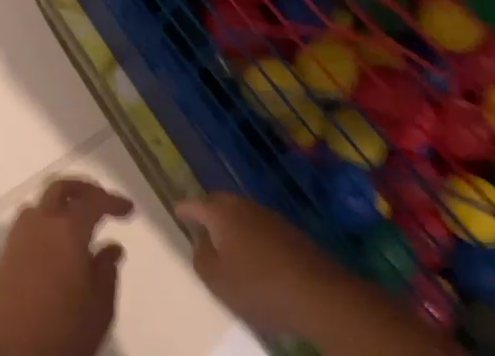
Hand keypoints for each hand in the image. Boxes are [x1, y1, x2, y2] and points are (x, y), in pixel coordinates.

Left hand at [0, 177, 133, 355]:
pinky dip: (44, 226)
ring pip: (39, 205)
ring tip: (78, 227)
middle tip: (101, 202)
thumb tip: (111, 248)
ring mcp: (17, 240)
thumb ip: (106, 271)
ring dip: (59, 207)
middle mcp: (39, 226)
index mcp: (66, 232)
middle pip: (59, 189)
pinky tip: (56, 249)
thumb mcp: (99, 308)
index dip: (112, 201)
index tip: (128, 209)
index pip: (92, 202)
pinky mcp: (3, 258)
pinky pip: (26, 227)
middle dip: (83, 189)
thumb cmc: (64, 333)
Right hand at [174, 193, 342, 335]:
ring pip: (242, 213)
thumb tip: (200, 241)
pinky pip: (260, 225)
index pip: (195, 204)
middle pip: (220, 202)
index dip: (184, 208)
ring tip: (225, 241)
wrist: (317, 293)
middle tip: (200, 224)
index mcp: (221, 214)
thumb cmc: (258, 286)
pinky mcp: (290, 231)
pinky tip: (253, 253)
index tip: (177, 211)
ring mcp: (269, 216)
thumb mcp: (217, 280)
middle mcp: (244, 206)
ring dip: (232, 222)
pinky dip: (251, 234)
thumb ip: (201, 257)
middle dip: (208, 210)